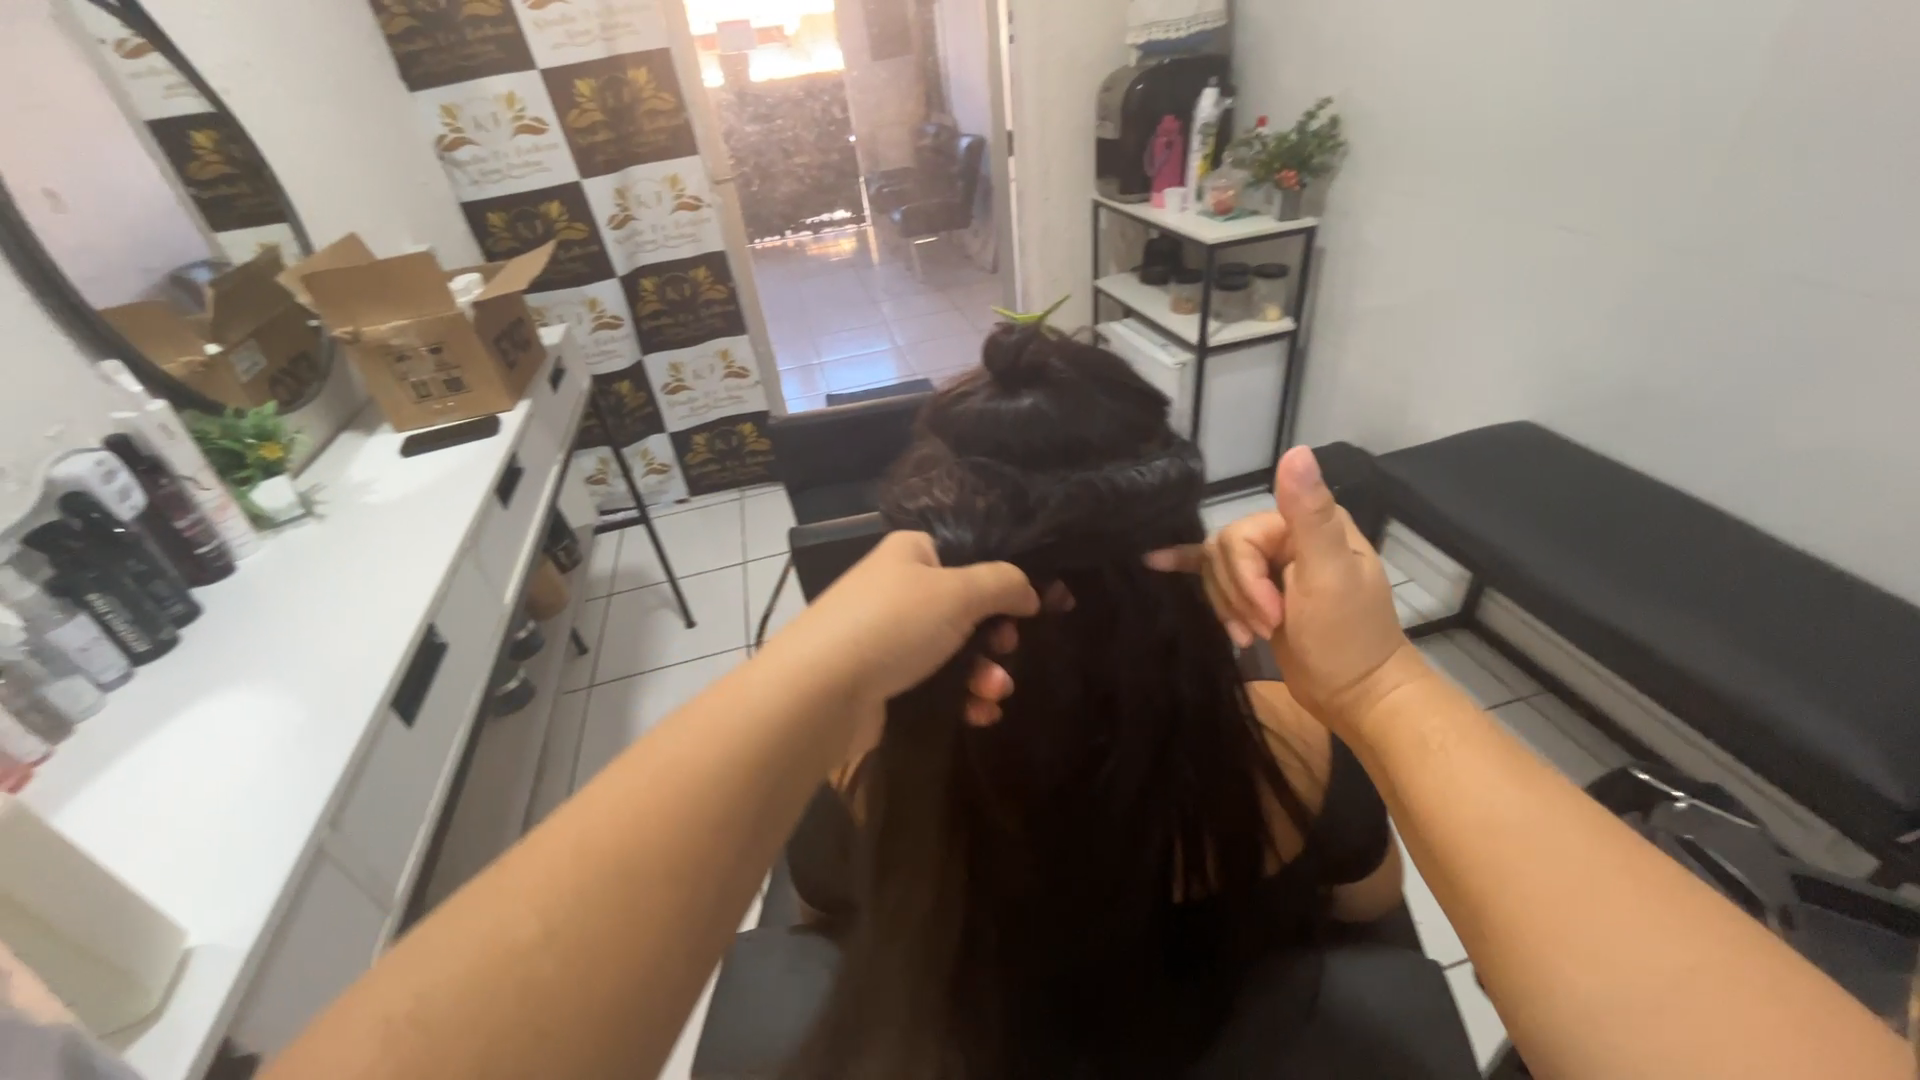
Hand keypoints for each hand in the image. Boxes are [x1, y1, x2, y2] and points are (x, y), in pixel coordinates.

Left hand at [770, 531, 1040, 714]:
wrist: (819, 693)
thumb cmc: (891, 625)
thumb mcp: (956, 592)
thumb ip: (1002, 583)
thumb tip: (1030, 590)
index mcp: (914, 553)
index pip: (972, 555)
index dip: (1008, 581)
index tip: (1041, 606)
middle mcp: (901, 589)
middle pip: (969, 608)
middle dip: (997, 636)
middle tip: (1007, 648)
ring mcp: (892, 637)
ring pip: (957, 651)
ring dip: (985, 673)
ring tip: (993, 692)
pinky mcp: (888, 680)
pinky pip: (939, 684)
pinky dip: (963, 697)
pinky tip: (979, 713)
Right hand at [1146, 447, 1428, 728]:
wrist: (1356, 693)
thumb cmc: (1348, 637)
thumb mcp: (1330, 575)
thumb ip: (1310, 515)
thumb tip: (1296, 451)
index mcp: (1308, 524)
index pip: (1239, 538)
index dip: (1244, 578)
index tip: (1271, 615)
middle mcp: (1286, 536)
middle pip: (1223, 552)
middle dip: (1237, 595)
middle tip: (1264, 628)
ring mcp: (1270, 564)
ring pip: (1215, 569)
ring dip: (1228, 606)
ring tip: (1253, 635)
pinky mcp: (1255, 590)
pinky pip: (1214, 573)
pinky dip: (1185, 565)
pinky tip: (1156, 562)